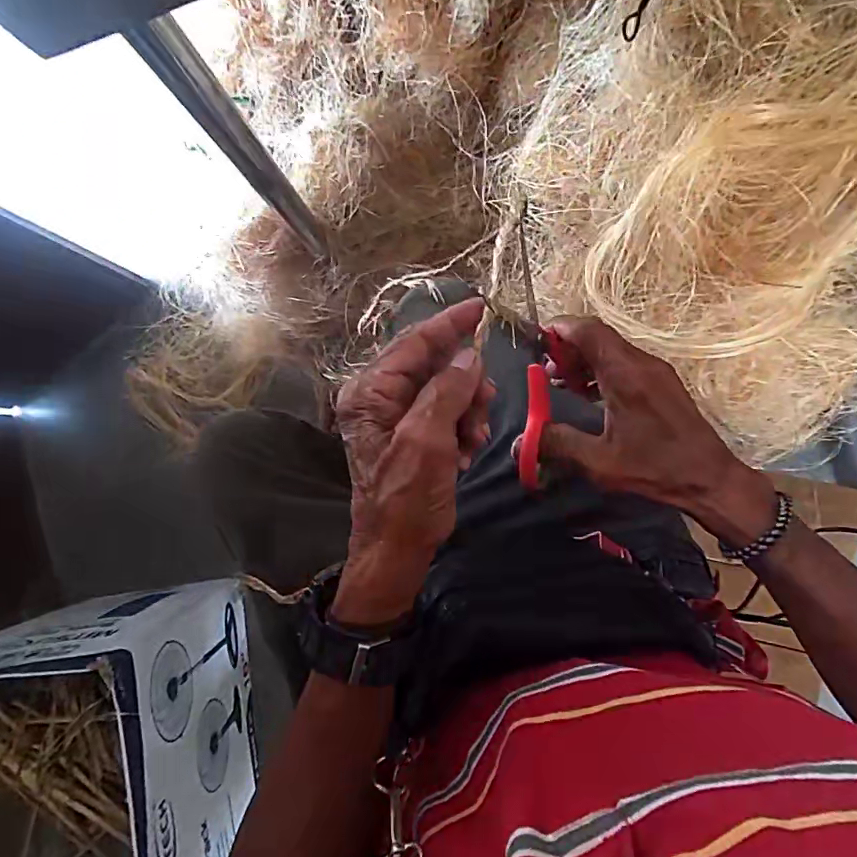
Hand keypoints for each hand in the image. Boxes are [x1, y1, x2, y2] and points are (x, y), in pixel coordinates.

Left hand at [330, 297, 491, 625]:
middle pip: (433, 367)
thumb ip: (447, 392)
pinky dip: (463, 428)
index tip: (480, 306)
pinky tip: (466, 453)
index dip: (448, 324)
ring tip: (474, 440)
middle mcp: (378, 398)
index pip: (412, 344)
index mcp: (370, 392)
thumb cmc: (406, 499)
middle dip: (466, 384)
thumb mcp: (427, 442)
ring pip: (446, 390)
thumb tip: (469, 357)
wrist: (397, 549)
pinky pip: (447, 415)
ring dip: (468, 411)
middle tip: (487, 404)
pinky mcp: (412, 436)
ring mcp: (395, 417)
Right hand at [538, 317, 777, 545]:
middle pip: (598, 337)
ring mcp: (655, 372)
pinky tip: (587, 394)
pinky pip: (624, 363)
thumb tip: (518, 441)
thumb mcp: (598, 460)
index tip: (536, 341)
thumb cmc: (654, 468)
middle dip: (567, 347)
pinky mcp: (661, 383)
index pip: (589, 331)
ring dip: (583, 359)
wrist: (710, 479)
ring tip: (560, 383)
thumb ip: (556, 443)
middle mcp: (642, 364)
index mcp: (626, 374)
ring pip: (611, 349)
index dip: (560, 329)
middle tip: (545, 371)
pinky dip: (600, 369)